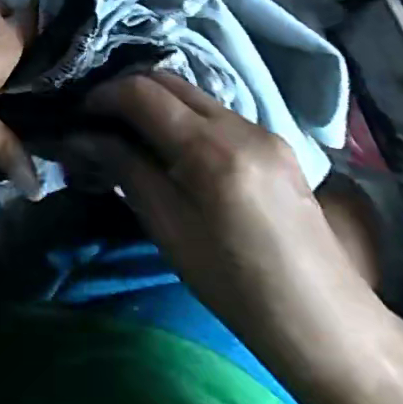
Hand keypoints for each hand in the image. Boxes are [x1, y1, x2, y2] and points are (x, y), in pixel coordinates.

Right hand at [65, 72, 391, 382]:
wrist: (325, 322)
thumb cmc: (233, 281)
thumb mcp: (165, 225)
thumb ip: (124, 167)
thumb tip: (81, 136)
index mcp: (211, 149)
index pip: (141, 92)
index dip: (101, 96)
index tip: (77, 118)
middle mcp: (241, 127)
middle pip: (167, 81)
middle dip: (124, 91)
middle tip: (96, 122)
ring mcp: (264, 132)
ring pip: (191, 94)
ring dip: (153, 103)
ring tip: (128, 135)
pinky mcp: (275, 146)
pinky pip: (214, 113)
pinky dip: (180, 117)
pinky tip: (168, 149)